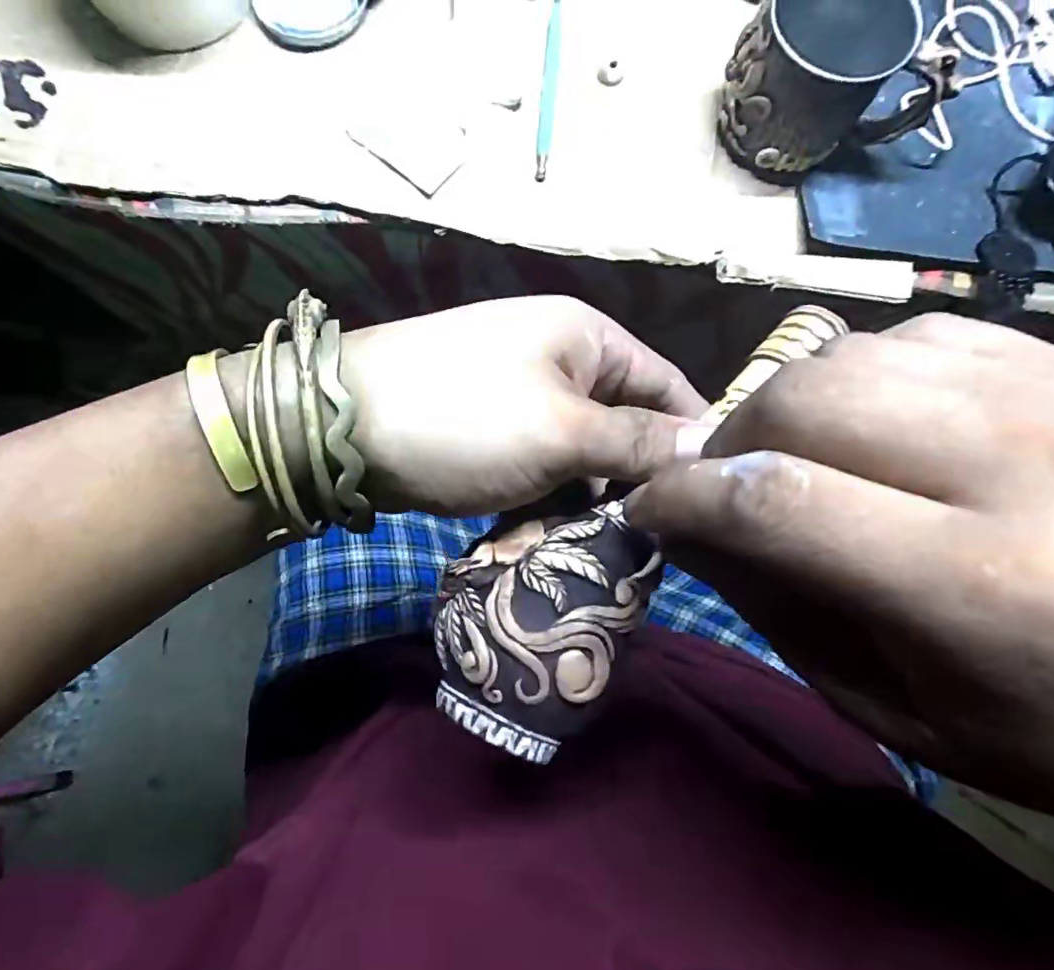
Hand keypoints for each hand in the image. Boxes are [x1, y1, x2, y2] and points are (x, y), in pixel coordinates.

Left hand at [341, 297, 709, 515]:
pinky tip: (509, 539)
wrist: (342, 431)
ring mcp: (515, 402)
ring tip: (543, 543)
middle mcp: (556, 363)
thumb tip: (711, 446)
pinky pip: (527, 475)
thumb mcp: (562, 433)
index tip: (702, 509)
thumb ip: (637, 442)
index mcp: (586, 340)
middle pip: (618, 433)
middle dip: (614, 491)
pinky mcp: (482, 438)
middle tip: (615, 545)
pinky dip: (525, 507)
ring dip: (563, 509)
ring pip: (570, 465)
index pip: (668, 389)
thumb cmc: (463, 421)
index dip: (689, 446)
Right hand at [627, 314, 1053, 882]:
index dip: (680, 495)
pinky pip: (926, 338)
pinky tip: (873, 428)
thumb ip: (779, 606)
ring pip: (857, 354)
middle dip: (727, 441)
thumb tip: (691, 528)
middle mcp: (1032, 471)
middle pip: (805, 402)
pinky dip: (863, 379)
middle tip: (721, 488)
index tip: (647, 508)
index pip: (772, 499)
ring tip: (793, 457)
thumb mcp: (896, 707)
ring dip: (789, 406)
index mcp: (981, 589)